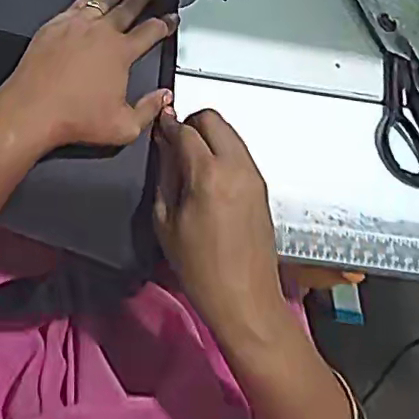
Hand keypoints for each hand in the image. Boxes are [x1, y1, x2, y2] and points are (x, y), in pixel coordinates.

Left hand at [0, 0, 175, 155]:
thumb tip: (162, 98)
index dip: (165, 23)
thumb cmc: (71, 117)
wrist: (32, 109)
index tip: (170, 19)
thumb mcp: (123, 126)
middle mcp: (99, 33)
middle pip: (129, 6)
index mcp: (120, 52)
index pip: (151, 30)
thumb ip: (149, 110)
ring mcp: (76, 25)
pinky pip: (78, 2)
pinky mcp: (55, 25)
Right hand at [153, 108, 289, 350]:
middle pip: (212, 119)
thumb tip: (163, 146)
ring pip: (229, 132)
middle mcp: (236, 166)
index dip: (166, 125)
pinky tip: (207, 174)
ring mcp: (253, 175)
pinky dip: (221, 150)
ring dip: (208, 135)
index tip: (156, 127)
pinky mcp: (262, 186)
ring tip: (189, 159)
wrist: (245, 299)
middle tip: (174, 142)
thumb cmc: (199, 267)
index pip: (185, 130)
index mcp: (208, 174)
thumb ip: (165, 175)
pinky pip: (238, 151)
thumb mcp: (166, 220)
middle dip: (190, 123)